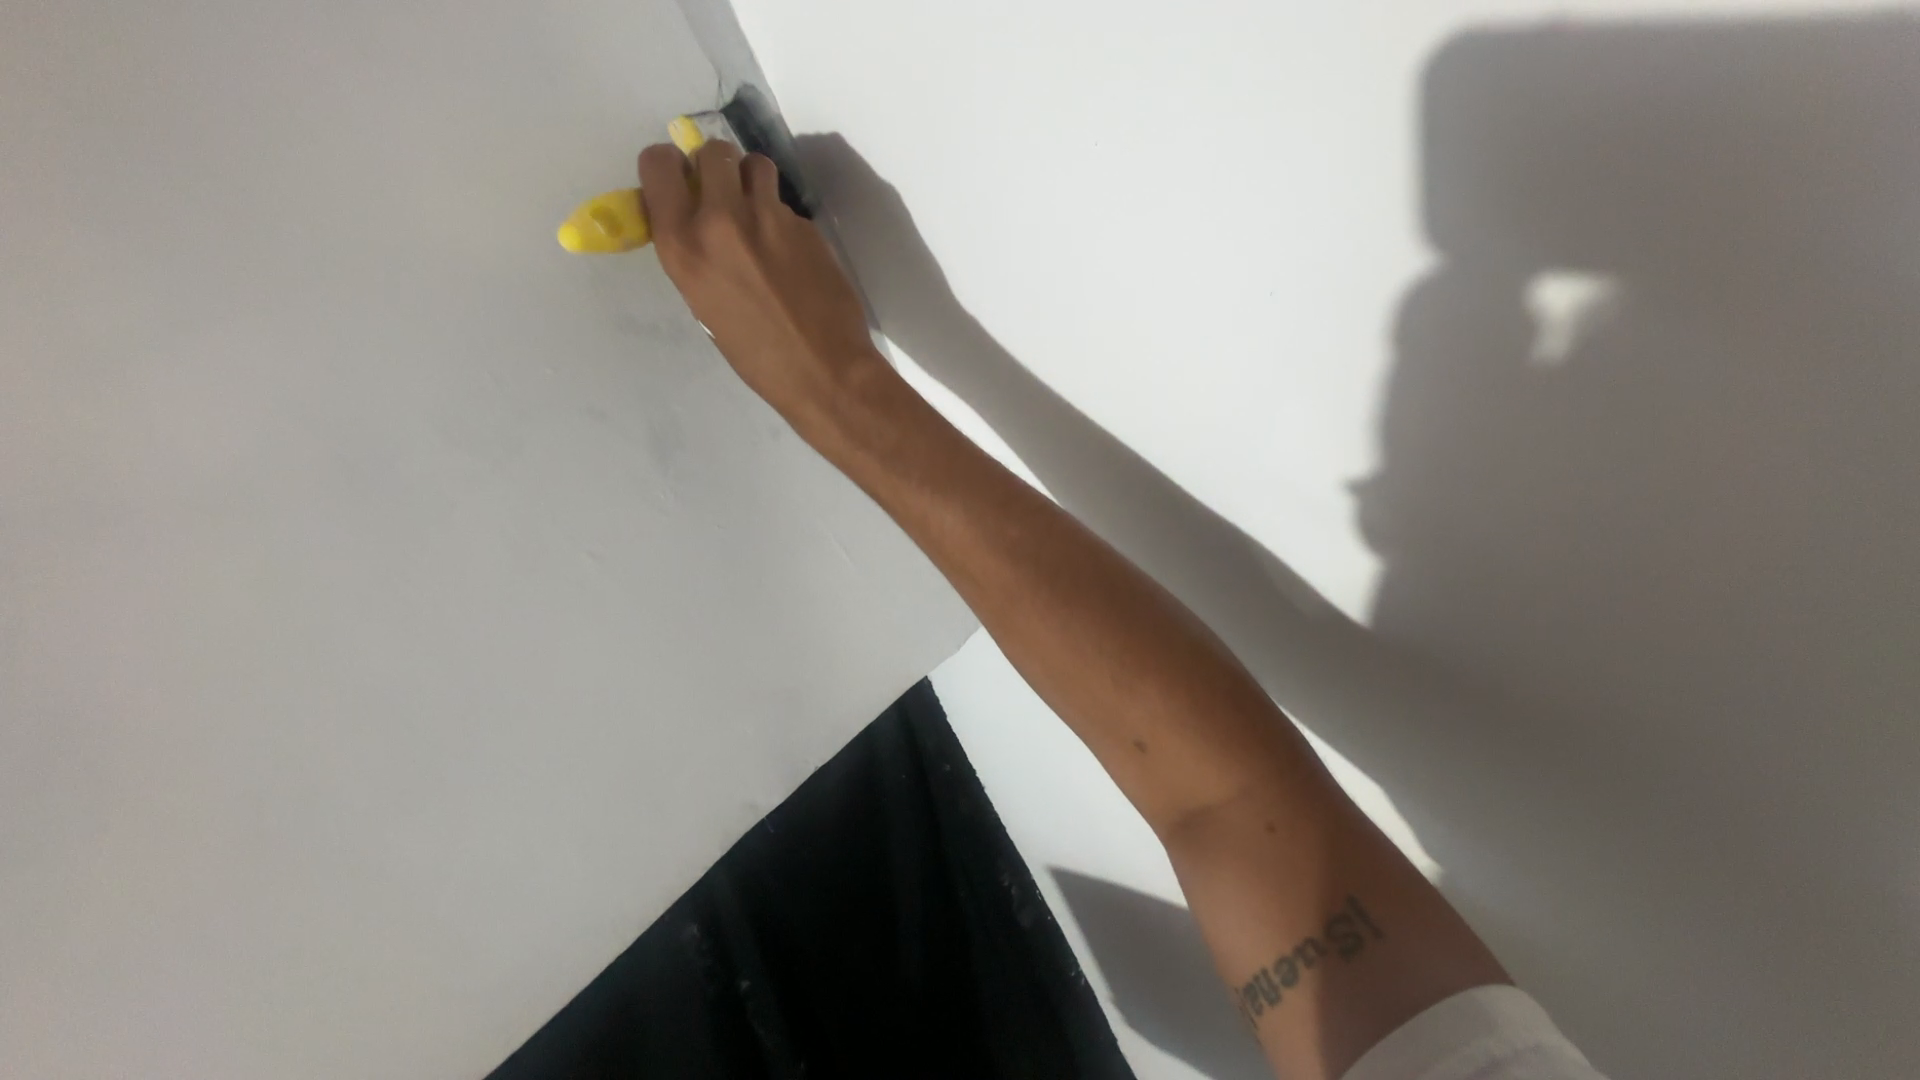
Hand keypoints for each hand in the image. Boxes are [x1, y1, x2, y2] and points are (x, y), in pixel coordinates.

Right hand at [638, 141, 890, 431]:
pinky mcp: (807, 226)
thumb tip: (699, 223)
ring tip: (760, 217)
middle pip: (713, 151)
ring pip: (756, 165)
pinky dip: (784, 220)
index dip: (669, 166)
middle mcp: (721, 219)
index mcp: (683, 244)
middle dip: (717, 167)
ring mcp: (769, 218)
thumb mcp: (703, 304)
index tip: (681, 181)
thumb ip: (696, 254)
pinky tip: (794, 255)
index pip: (658, 164)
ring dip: (753, 181)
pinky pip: (787, 206)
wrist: (822, 369)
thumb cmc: (755, 355)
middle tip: (725, 195)